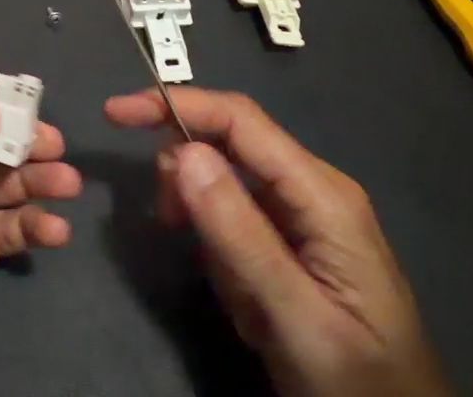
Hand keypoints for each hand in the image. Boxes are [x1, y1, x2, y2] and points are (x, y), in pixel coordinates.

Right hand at [105, 88, 450, 396]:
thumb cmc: (357, 378)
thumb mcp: (294, 316)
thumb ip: (240, 235)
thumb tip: (182, 151)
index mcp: (322, 194)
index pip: (239, 119)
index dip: (175, 104)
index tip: (115, 113)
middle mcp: (313, 189)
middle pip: (227, 145)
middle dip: (189, 182)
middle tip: (172, 228)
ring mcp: (304, 214)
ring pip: (224, 188)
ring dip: (209, 234)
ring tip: (236, 296)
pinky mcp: (293, 240)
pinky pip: (236, 223)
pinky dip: (222, 255)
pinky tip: (247, 302)